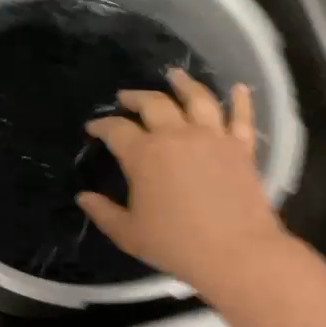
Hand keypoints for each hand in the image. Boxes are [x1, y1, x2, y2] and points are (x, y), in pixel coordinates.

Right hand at [77, 69, 291, 297]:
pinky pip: (241, 116)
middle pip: (154, 104)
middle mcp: (177, 136)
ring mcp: (212, 137)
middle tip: (126, 97)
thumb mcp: (129, 233)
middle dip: (136, 97)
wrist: (235, 252)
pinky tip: (239, 88)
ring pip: (197, 99)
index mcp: (144, 155)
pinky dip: (240, 100)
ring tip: (174, 75)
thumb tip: (84, 197)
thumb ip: (104, 212)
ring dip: (184, 84)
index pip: (116, 130)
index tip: (93, 127)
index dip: (102, 125)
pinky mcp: (241, 148)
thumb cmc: (175, 244)